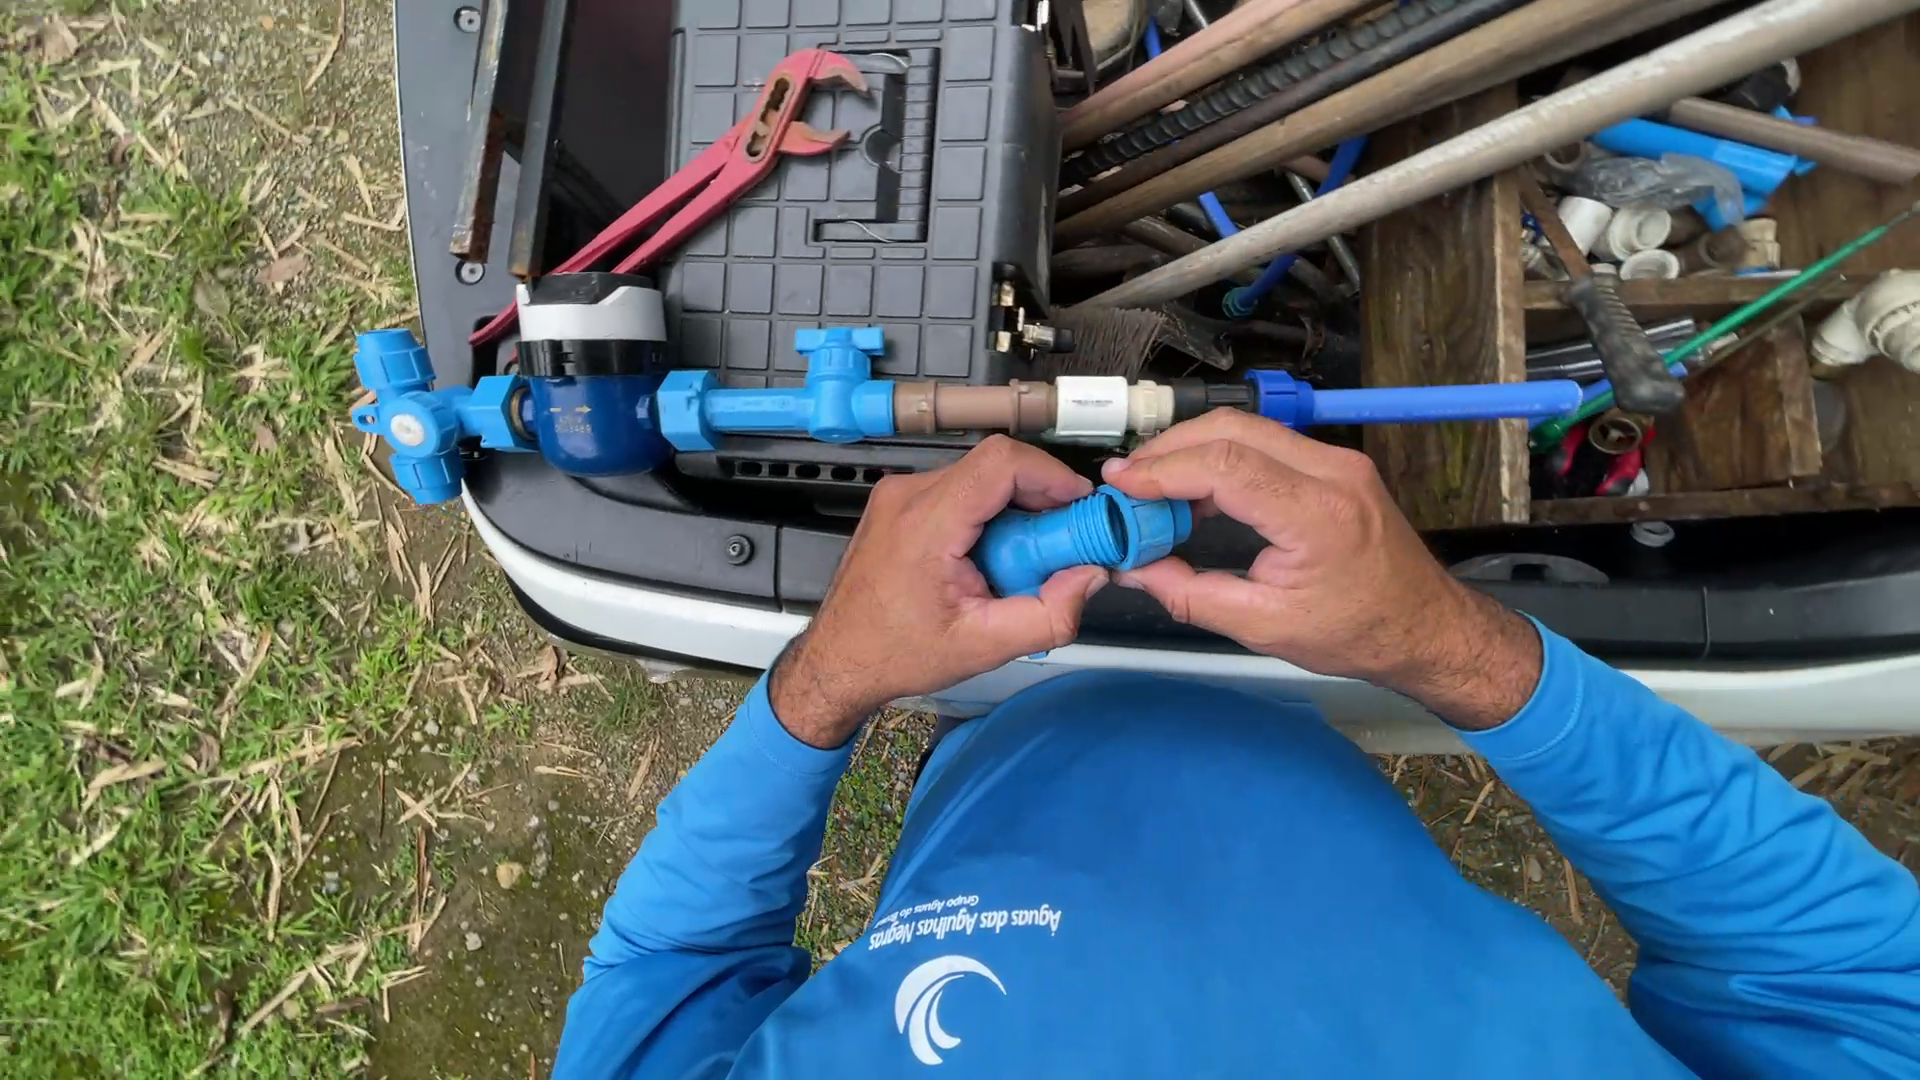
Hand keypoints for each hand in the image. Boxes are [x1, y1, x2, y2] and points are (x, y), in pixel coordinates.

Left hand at [768, 436, 1109, 747]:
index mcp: (924, 525)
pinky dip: (989, 513)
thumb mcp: (983, 647)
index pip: (999, 462)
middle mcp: (907, 496)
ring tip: (1020, 558)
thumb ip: (1048, 616)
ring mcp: (899, 495)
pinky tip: (990, 556)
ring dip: (1014, 508)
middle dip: (1039, 497)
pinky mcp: (901, 502)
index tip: (1078, 503)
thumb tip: (1089, 576)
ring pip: (980, 476)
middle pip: (995, 466)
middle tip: (1058, 543)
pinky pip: (960, 489)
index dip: (1050, 474)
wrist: (840, 658)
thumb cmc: (894, 652)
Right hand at [1100, 410, 1540, 729]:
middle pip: (1231, 429)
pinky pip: (1262, 443)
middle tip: (1126, 481)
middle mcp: (1332, 472)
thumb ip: (1190, 594)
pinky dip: (1216, 457)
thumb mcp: (1263, 627)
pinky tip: (1191, 489)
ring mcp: (1336, 461)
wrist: (1427, 627)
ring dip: (1189, 448)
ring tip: (1149, 484)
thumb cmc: (1355, 633)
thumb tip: (1133, 569)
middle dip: (1168, 448)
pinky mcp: (1332, 464)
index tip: (1119, 484)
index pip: (1225, 466)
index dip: (1163, 470)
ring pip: (1245, 427)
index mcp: (1319, 515)